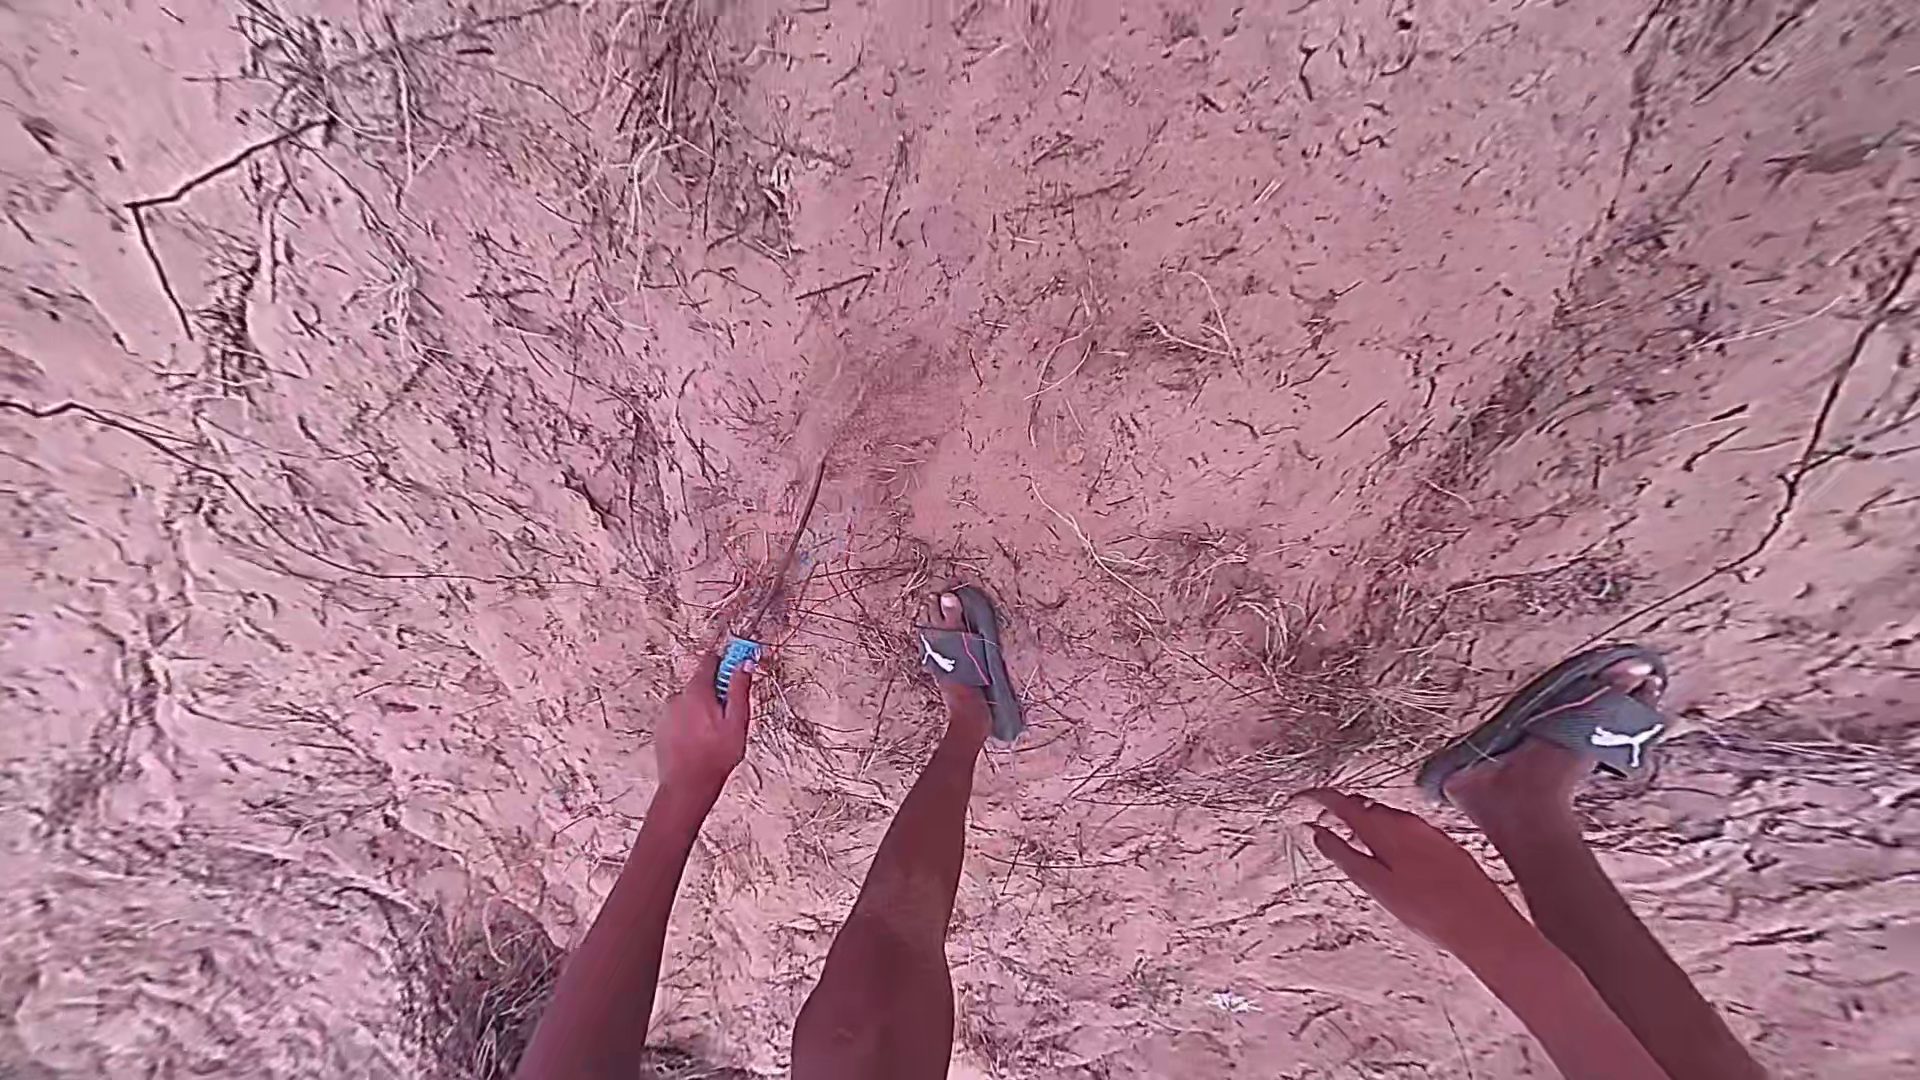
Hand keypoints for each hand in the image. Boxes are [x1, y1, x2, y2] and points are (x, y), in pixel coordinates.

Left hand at [654, 654, 752, 799]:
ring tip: (716, 732)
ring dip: (705, 709)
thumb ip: (739, 688)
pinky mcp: (662, 730)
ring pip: (692, 701)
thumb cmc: (715, 755)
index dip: (728, 663)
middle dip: (718, 692)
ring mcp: (667, 714)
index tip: (740, 667)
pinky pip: (682, 717)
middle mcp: (678, 698)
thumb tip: (743, 664)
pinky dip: (692, 722)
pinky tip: (702, 740)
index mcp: (697, 692)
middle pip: (702, 683)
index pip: (712, 661)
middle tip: (732, 713)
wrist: (687, 786)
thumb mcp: (737, 719)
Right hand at [1304, 789, 1531, 959]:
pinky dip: (1388, 832)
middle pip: (1361, 804)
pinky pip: (1406, 827)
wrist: (1489, 930)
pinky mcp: (1444, 843)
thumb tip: (1317, 833)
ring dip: (1364, 821)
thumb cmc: (1428, 909)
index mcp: (1380, 827)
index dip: (1315, 797)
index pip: (1338, 800)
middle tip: (1322, 821)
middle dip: (1338, 809)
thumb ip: (1341, 854)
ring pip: (1384, 815)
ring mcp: (1426, 830)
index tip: (1300, 799)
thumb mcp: (1374, 884)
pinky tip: (1390, 855)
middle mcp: (1403, 821)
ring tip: (1353, 841)